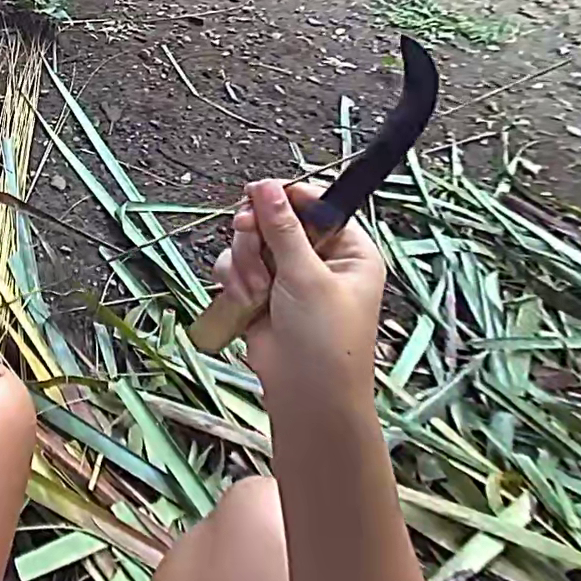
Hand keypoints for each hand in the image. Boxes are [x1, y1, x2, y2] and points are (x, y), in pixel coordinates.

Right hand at [211, 180, 385, 402]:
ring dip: (245, 262)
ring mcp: (285, 275)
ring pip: (248, 243)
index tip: (256, 194)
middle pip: (272, 219)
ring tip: (256, 290)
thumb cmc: (324, 338)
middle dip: (256, 234)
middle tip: (246, 234)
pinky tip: (244, 299)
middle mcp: (316, 258)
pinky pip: (235, 266)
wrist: (305, 394)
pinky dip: (234, 280)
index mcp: (346, 248)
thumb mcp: (306, 276)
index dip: (283, 197)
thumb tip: (266, 186)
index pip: (313, 204)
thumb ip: (282, 228)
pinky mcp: (259, 291)